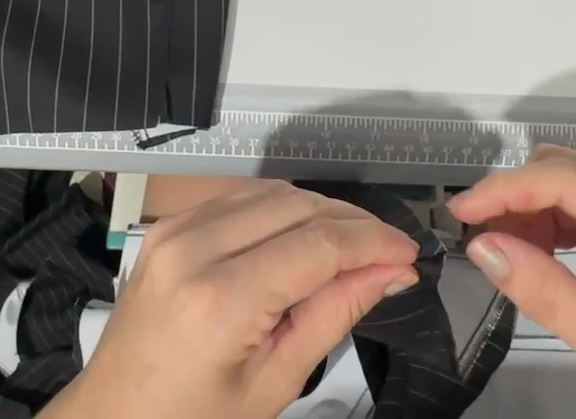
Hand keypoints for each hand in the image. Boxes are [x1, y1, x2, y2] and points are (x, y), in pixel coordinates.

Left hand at [43, 180, 420, 418]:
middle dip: (351, 221)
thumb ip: (333, 316)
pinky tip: (303, 234)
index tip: (407, 251)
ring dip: (319, 209)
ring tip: (353, 244)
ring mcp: (175, 229)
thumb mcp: (273, 384)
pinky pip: (240, 197)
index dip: (371, 241)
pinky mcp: (168, 225)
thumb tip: (389, 272)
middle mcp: (193, 248)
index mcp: (219, 300)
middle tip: (388, 251)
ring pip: (270, 191)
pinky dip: (281, 207)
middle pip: (296, 205)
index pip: (316, 244)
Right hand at [450, 146, 575, 418]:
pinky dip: (545, 225)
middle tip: (472, 236)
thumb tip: (480, 246)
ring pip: (566, 184)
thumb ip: (547, 294)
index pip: (570, 179)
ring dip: (526, 210)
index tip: (460, 211)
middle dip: (514, 197)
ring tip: (496, 250)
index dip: (510, 188)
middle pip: (566, 171)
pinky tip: (526, 254)